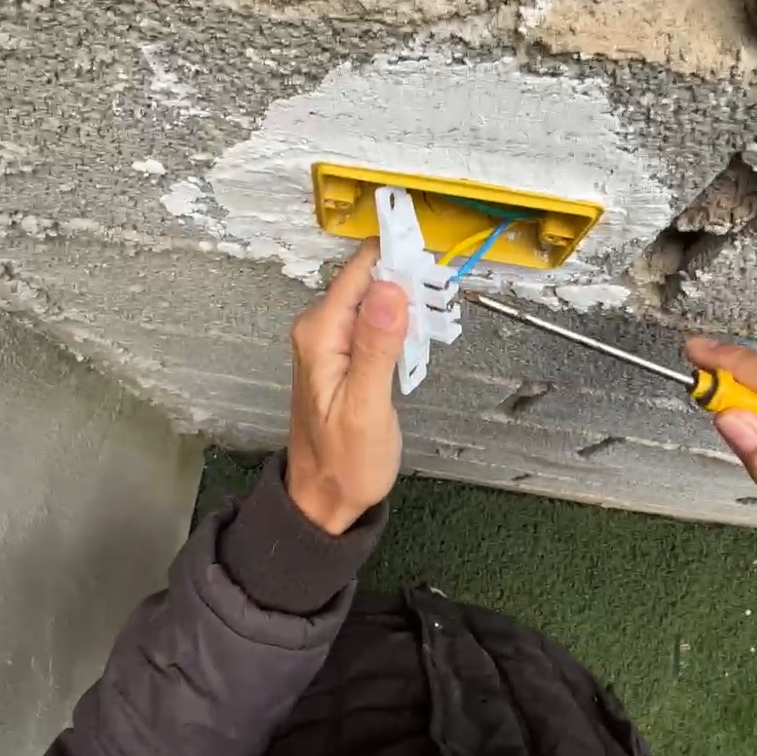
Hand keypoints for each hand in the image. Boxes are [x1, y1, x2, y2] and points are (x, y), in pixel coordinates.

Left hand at [286, 240, 409, 533]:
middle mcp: (320, 328)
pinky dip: (401, 327)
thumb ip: (377, 345)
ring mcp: (332, 340)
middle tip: (436, 307)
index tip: (428, 257)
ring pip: (377, 300)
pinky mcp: (345, 352)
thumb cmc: (342, 462)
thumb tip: (389, 289)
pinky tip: (415, 347)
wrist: (325, 499)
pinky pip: (376, 322)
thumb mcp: (365, 406)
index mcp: (320, 334)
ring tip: (429, 330)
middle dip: (407, 284)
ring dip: (408, 307)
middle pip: (370, 279)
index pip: (359, 270)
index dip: (396, 258)